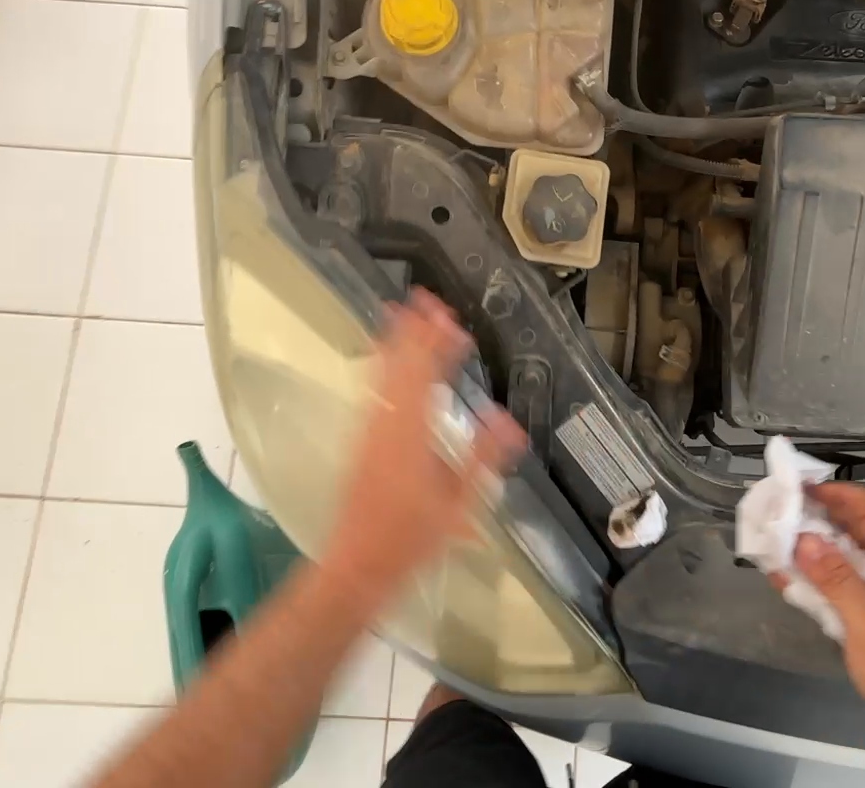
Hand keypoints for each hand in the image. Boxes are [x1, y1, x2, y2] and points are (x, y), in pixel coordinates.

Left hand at [322, 289, 525, 605]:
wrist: (357, 565)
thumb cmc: (411, 536)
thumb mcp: (459, 502)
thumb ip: (484, 455)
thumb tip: (508, 417)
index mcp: (413, 432)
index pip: (427, 374)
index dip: (437, 342)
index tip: (449, 318)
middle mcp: (386, 422)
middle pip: (399, 364)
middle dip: (413, 329)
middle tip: (425, 300)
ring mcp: (368, 430)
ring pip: (381, 373)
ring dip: (395, 341)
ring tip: (403, 313)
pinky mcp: (360, 440)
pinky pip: (372, 389)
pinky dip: (381, 365)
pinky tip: (385, 360)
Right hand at [776, 483, 864, 754]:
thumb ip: (835, 578)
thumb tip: (802, 538)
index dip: (840, 495)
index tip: (802, 487)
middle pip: (858, 531)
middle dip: (820, 520)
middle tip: (781, 513)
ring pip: (847, 558)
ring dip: (814, 551)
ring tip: (777, 543)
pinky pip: (844, 586)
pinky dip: (818, 580)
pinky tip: (790, 579)